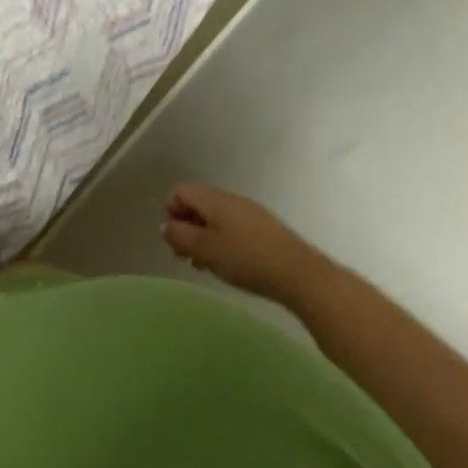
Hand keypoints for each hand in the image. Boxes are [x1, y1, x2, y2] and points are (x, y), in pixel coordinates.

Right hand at [159, 182, 331, 302]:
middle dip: (186, 228)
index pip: (180, 191)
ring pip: (216, 219)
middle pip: (198, 204)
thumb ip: (178, 235)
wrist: (301, 276)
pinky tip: (229, 265)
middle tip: (185, 256)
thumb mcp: (203, 249)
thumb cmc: (245, 259)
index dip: (171, 212)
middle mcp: (233, 201)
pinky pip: (234, 229)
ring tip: (206, 265)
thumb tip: (166, 226)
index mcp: (215, 200)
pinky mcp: (266, 230)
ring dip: (204, 238)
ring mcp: (252, 214)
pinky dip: (223, 242)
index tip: (175, 238)